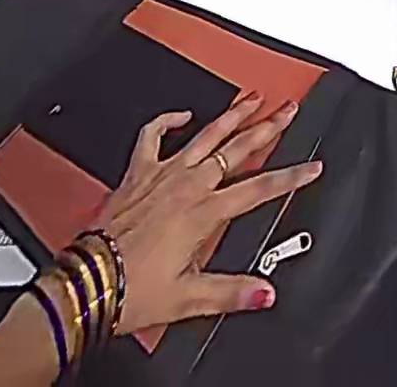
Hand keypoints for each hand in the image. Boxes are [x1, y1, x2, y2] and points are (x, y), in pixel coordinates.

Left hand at [95, 94, 322, 333]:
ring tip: (252, 97)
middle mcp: (188, 185)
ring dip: (233, 113)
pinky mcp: (138, 172)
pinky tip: (182, 113)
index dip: (292, 176)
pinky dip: (167, 121)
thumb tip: (265, 293)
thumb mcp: (188, 299)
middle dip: (270, 126)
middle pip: (239, 147)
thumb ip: (232, 293)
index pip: (261, 187)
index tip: (312, 166)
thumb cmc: (130, 290)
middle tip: (288, 109)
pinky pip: (152, 136)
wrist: (84, 286)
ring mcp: (164, 174)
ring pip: (207, 133)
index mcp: (205, 212)